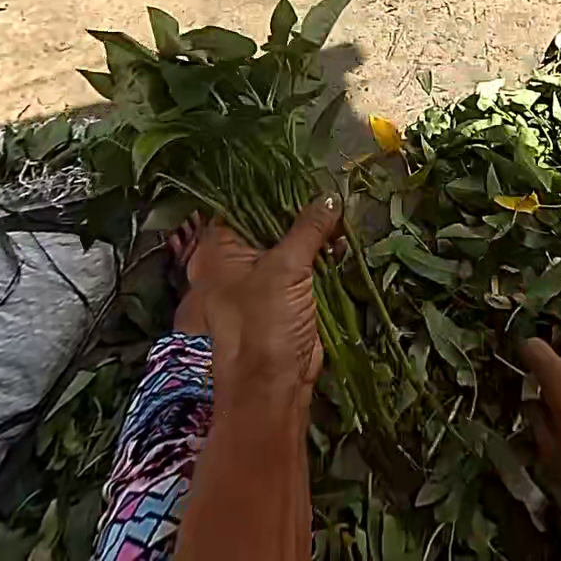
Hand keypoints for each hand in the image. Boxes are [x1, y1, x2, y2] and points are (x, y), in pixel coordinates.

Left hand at [177, 199, 338, 560]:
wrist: (272, 391)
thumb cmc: (264, 325)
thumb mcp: (286, 268)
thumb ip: (308, 227)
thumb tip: (331, 196)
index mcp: (219, 250)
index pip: (241, 203)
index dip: (271, 186)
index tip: (302, 170)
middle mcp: (234, 261)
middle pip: (267, 222)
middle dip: (299, 210)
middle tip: (327, 190)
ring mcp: (258, 280)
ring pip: (287, 244)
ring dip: (313, 232)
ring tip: (339, 210)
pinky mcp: (282, 297)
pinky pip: (301, 266)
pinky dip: (319, 255)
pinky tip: (341, 241)